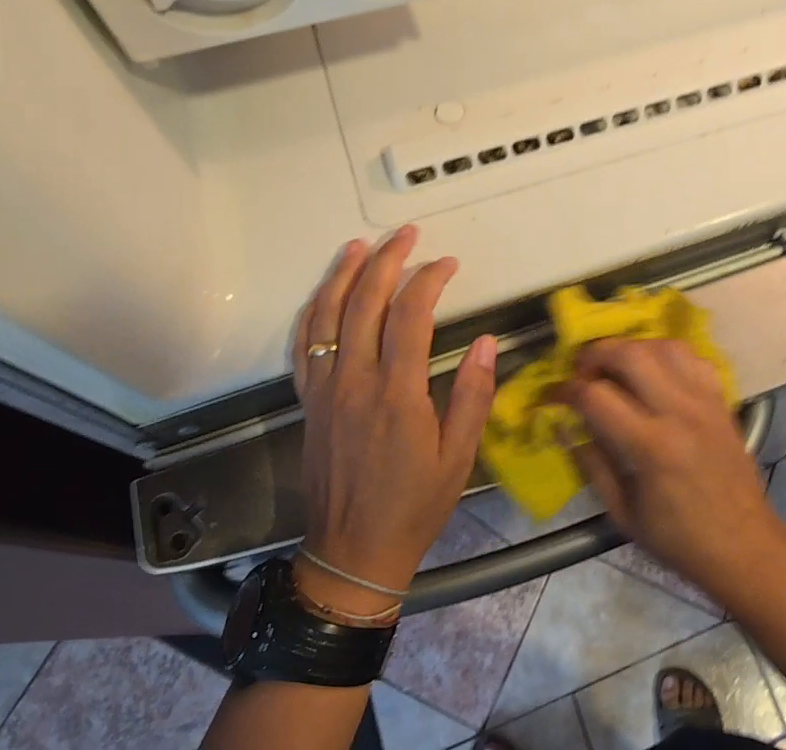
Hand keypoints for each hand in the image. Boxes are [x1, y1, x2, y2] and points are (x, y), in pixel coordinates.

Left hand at [292, 226, 496, 614]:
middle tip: (406, 234)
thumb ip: (471, 396)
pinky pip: (303, 346)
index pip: (410, 316)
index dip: (429, 280)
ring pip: (326, 317)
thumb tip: (482, 342)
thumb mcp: (458, 458)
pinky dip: (313, 313)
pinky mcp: (308, 403)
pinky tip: (325, 295)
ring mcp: (325, 391)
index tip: (447, 264)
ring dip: (343, 276)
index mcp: (397, 395)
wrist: (352, 551)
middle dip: (387, 261)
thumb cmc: (414, 506)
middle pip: (365, 304)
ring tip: (360, 246)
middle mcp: (354, 383)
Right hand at [554, 339, 785, 597]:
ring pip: (664, 346)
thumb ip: (593, 464)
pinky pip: (693, 358)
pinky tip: (655, 371)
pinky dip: (667, 355)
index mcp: (650, 446)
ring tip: (616, 366)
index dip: (566, 391)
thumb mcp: (623, 512)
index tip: (553, 397)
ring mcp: (704, 401)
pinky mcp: (721, 401)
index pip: (596, 396)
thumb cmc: (678, 539)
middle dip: (596, 354)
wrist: (743, 545)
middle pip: (630, 354)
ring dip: (632, 347)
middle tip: (581, 370)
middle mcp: (679, 412)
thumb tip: (568, 427)